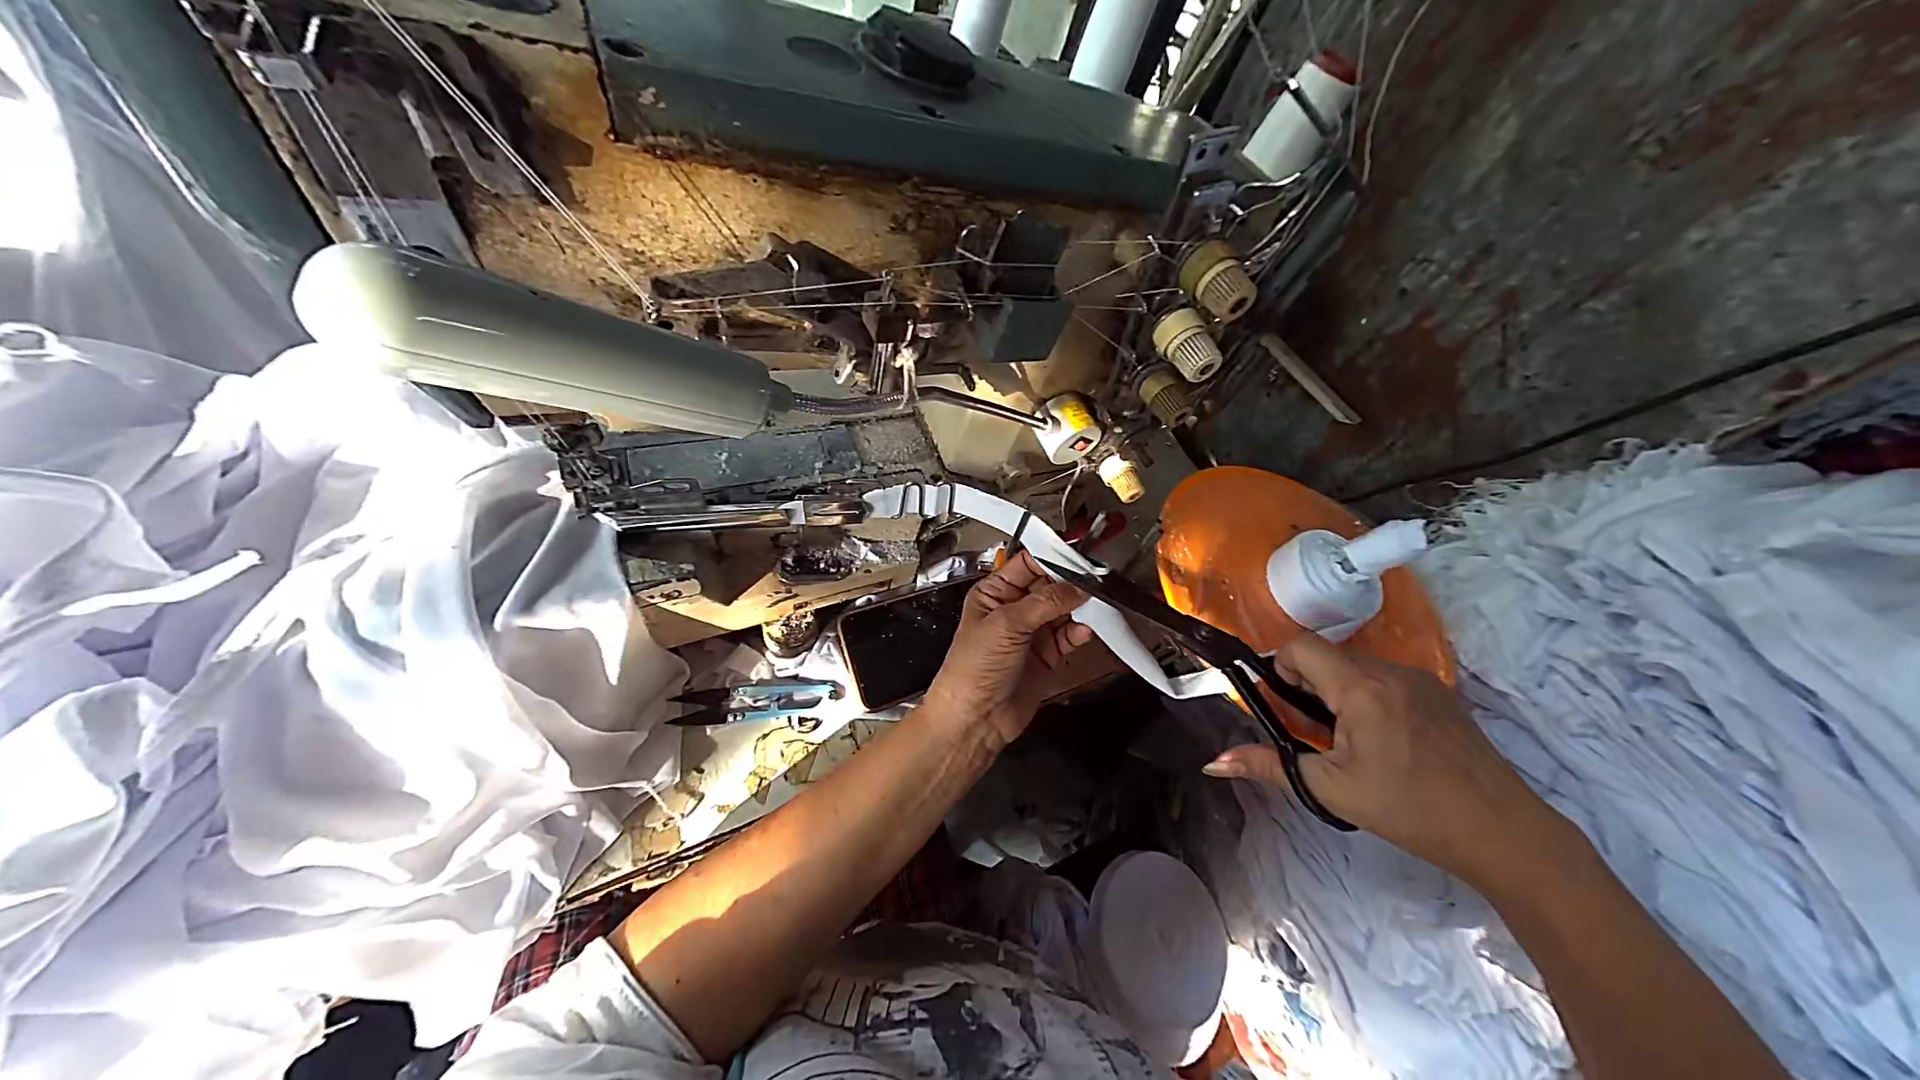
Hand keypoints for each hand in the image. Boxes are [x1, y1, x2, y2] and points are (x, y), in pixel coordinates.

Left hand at [921, 550, 1095, 747]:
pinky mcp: (1046, 655)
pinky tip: (1085, 629)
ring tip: (1094, 606)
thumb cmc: (969, 672)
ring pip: (1064, 610)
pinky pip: (1070, 635)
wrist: (975, 719)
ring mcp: (1030, 633)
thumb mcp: (1006, 625)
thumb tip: (1074, 587)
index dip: (1051, 560)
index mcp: (993, 593)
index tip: (1077, 560)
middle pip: (1050, 586)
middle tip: (1091, 583)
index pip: (1028, 564)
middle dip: (1071, 584)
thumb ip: (1044, 602)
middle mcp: (1012, 610)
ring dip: (1079, 608)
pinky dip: (1080, 631)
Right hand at [1204, 633, 1558, 883]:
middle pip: (1327, 656)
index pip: (1301, 645)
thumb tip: (1214, 762)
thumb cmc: (1410, 810)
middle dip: (1308, 686)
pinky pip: (1384, 678)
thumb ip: (1268, 766)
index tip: (1286, 707)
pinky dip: (1367, 698)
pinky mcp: (1439, 693)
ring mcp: (1420, 679)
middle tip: (1315, 734)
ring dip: (1337, 693)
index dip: (1282, 667)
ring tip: (1351, 743)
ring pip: (1356, 667)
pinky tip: (1384, 742)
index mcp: (1361, 689)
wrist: (1502, 832)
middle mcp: (1390, 671)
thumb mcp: (1330, 790)